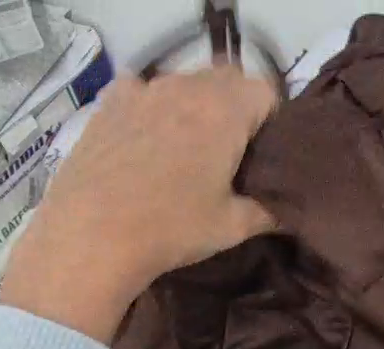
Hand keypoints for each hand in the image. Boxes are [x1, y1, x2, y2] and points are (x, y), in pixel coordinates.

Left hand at [0, 66, 278, 342]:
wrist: (94, 233)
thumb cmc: (173, 228)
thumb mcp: (232, 228)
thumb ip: (268, 214)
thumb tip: (289, 214)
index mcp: (224, 111)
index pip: (266, 93)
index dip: (272, 123)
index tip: (265, 156)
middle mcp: (186, 87)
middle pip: (226, 81)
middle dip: (236, 111)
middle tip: (232, 158)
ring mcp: (145, 90)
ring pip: (186, 85)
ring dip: (196, 110)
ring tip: (189, 156)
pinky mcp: (111, 102)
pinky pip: (145, 92)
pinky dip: (155, 109)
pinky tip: (150, 145)